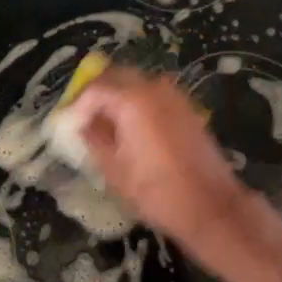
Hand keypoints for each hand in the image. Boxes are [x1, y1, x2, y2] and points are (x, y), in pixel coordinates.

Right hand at [67, 66, 248, 245]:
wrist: (211, 206)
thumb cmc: (158, 192)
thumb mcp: (115, 171)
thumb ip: (94, 140)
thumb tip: (82, 125)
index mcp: (131, 99)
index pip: (94, 88)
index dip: (78, 104)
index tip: (71, 124)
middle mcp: (152, 87)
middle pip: (116, 75)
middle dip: (97, 93)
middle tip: (86, 118)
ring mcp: (173, 94)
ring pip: (136, 82)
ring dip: (118, 95)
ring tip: (108, 124)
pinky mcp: (186, 106)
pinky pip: (154, 93)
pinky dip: (138, 101)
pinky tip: (135, 128)